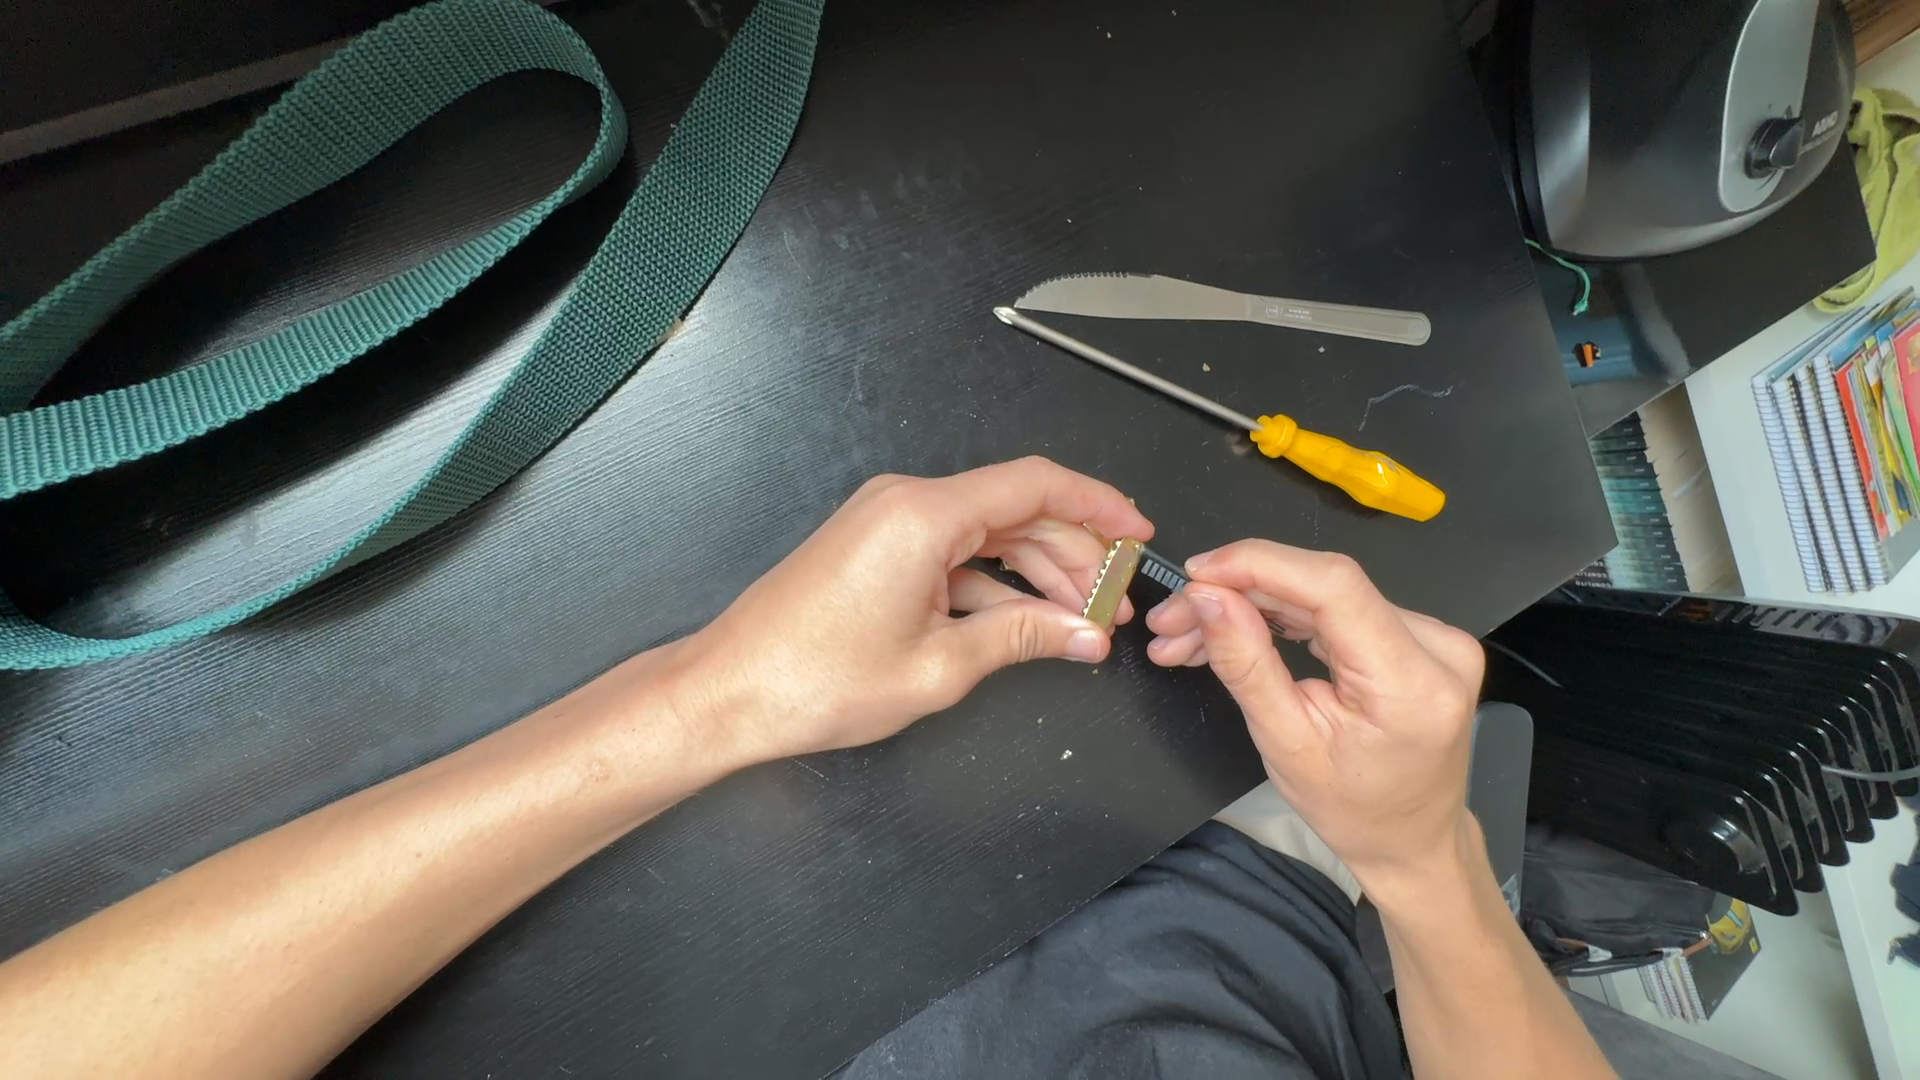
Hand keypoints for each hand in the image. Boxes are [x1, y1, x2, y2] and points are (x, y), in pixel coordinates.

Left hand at [674, 457, 1153, 763]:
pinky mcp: (879, 549)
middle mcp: (907, 503)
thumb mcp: (940, 666)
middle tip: (1112, 603)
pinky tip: (1028, 621)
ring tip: (1081, 621)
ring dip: (1037, 574)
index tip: (1137, 530)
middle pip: (1017, 511)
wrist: (729, 694)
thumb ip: (1024, 639)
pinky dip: (993, 586)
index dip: (1098, 504)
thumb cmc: (818, 681)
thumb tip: (1084, 635)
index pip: (1036, 484)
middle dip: (1073, 554)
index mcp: (924, 514)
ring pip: (988, 535)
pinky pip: (954, 556)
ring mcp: (890, 523)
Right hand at [1144, 540, 1483, 892]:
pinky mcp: (1409, 635)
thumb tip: (1205, 597)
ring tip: (1183, 633)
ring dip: (1243, 606)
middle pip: (1316, 587)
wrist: (1409, 839)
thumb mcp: (1284, 743)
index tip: (1194, 575)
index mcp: (1412, 681)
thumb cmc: (1350, 807)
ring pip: (1313, 594)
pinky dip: (1271, 617)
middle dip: (1233, 594)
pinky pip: (1327, 608)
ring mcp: (1427, 636)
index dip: (1257, 565)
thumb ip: (1245, 664)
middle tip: (1170, 621)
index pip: (1333, 585)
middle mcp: (1434, 645)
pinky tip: (1225, 629)